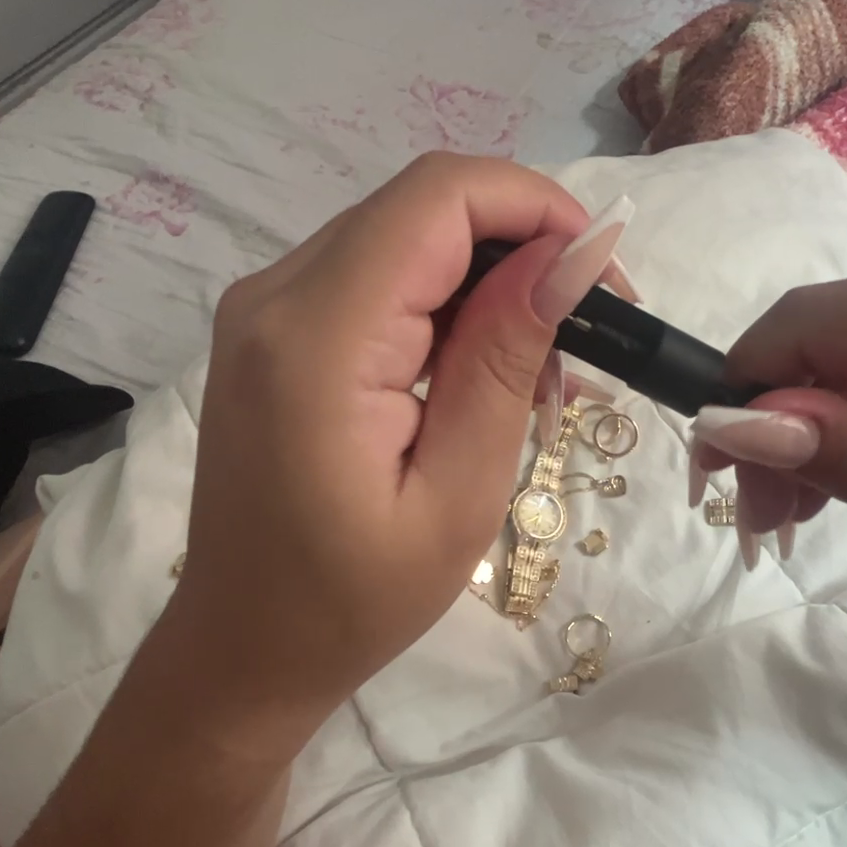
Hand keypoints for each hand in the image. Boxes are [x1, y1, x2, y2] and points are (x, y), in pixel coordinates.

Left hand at [168, 153, 603, 727]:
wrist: (245, 647)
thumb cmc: (355, 601)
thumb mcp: (457, 495)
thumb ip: (504, 361)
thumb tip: (568, 256)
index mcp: (318, 340)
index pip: (438, 198)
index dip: (535, 207)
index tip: (601, 274)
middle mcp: (274, 296)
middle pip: (421, 209)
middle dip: (521, 246)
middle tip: (583, 334)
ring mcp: (262, 309)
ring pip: (402, 238)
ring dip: (486, 282)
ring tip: (534, 374)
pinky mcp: (270, 332)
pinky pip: (373, 278)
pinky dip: (441, 305)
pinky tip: (473, 374)